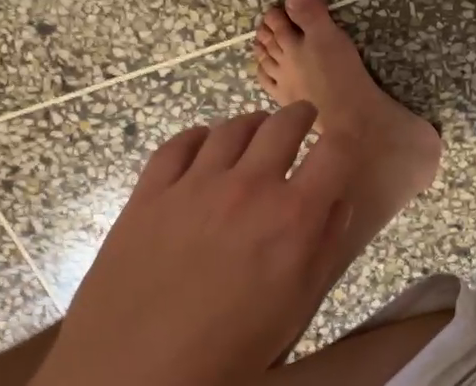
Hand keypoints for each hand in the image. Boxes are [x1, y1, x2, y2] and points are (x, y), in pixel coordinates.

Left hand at [28, 103, 352, 385]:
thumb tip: (339, 202)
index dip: (346, 138)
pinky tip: (203, 147)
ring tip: (255, 136)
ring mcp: (195, 187)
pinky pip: (178, 144)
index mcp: (292, 216)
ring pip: (234, 127)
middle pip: (286, 122)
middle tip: (303, 125)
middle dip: (302, 116)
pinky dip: (199, 137)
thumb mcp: (296, 309)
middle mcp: (249, 187)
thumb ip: (325, 247)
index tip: (341, 144)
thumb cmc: (227, 354)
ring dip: (254, 125)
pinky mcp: (148, 196)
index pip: (336, 148)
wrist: (129, 381)